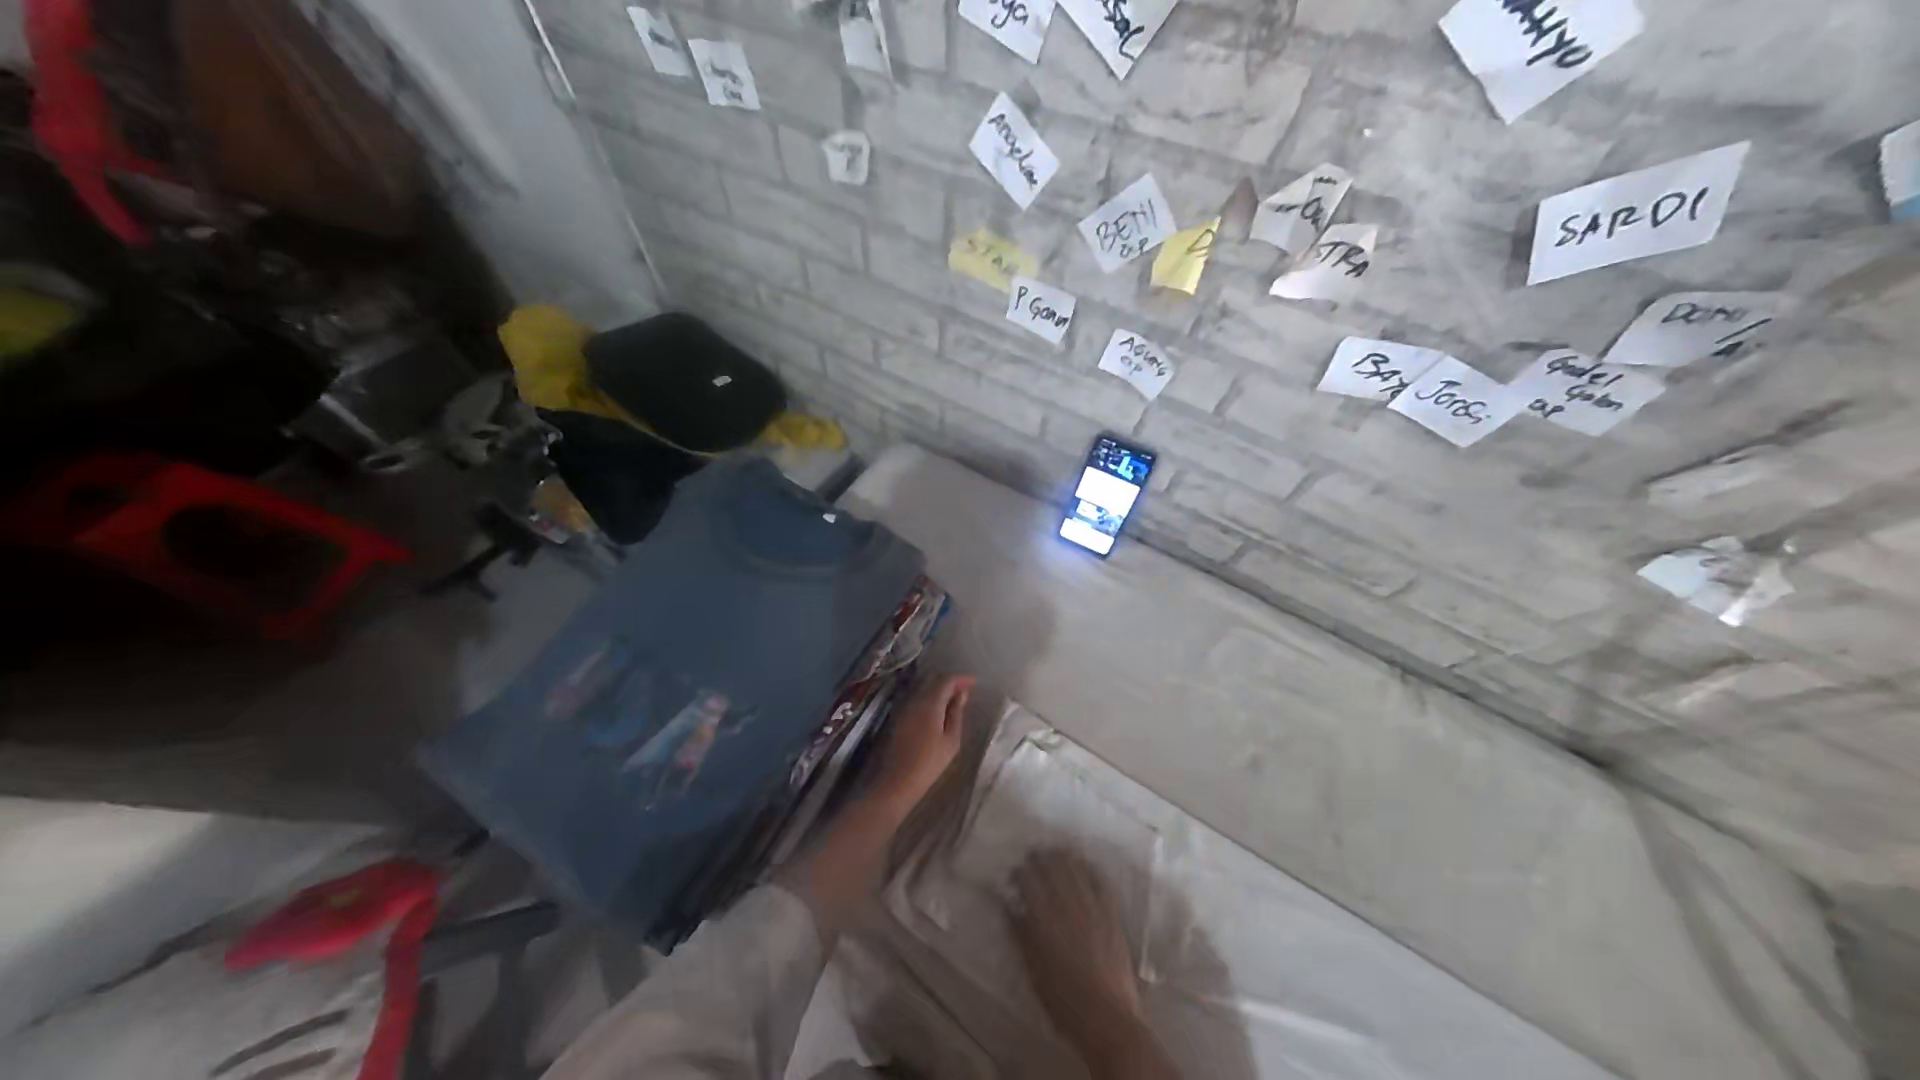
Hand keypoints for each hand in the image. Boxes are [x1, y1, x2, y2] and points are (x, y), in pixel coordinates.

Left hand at [871, 673, 972, 810]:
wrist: (895, 782)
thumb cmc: (928, 764)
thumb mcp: (951, 741)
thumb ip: (956, 714)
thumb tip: (961, 694)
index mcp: (929, 703)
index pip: (946, 680)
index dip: (961, 679)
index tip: (973, 682)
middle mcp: (914, 700)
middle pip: (933, 681)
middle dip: (950, 682)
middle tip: (965, 690)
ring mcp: (903, 708)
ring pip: (923, 689)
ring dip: (938, 690)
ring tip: (953, 700)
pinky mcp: (897, 717)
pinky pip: (916, 699)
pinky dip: (929, 699)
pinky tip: (937, 710)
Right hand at [1009, 849, 1142, 1052]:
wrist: (1107, 1018)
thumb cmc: (1063, 1001)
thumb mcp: (1034, 970)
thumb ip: (1021, 935)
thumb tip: (1008, 906)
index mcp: (1044, 922)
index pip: (1029, 883)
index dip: (1020, 872)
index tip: (1014, 869)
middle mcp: (1068, 908)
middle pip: (1053, 871)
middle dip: (1041, 858)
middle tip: (1034, 853)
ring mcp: (1093, 910)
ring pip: (1077, 872)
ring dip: (1065, 858)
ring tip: (1057, 849)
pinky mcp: (1112, 916)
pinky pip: (1102, 884)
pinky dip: (1092, 870)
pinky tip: (1086, 863)